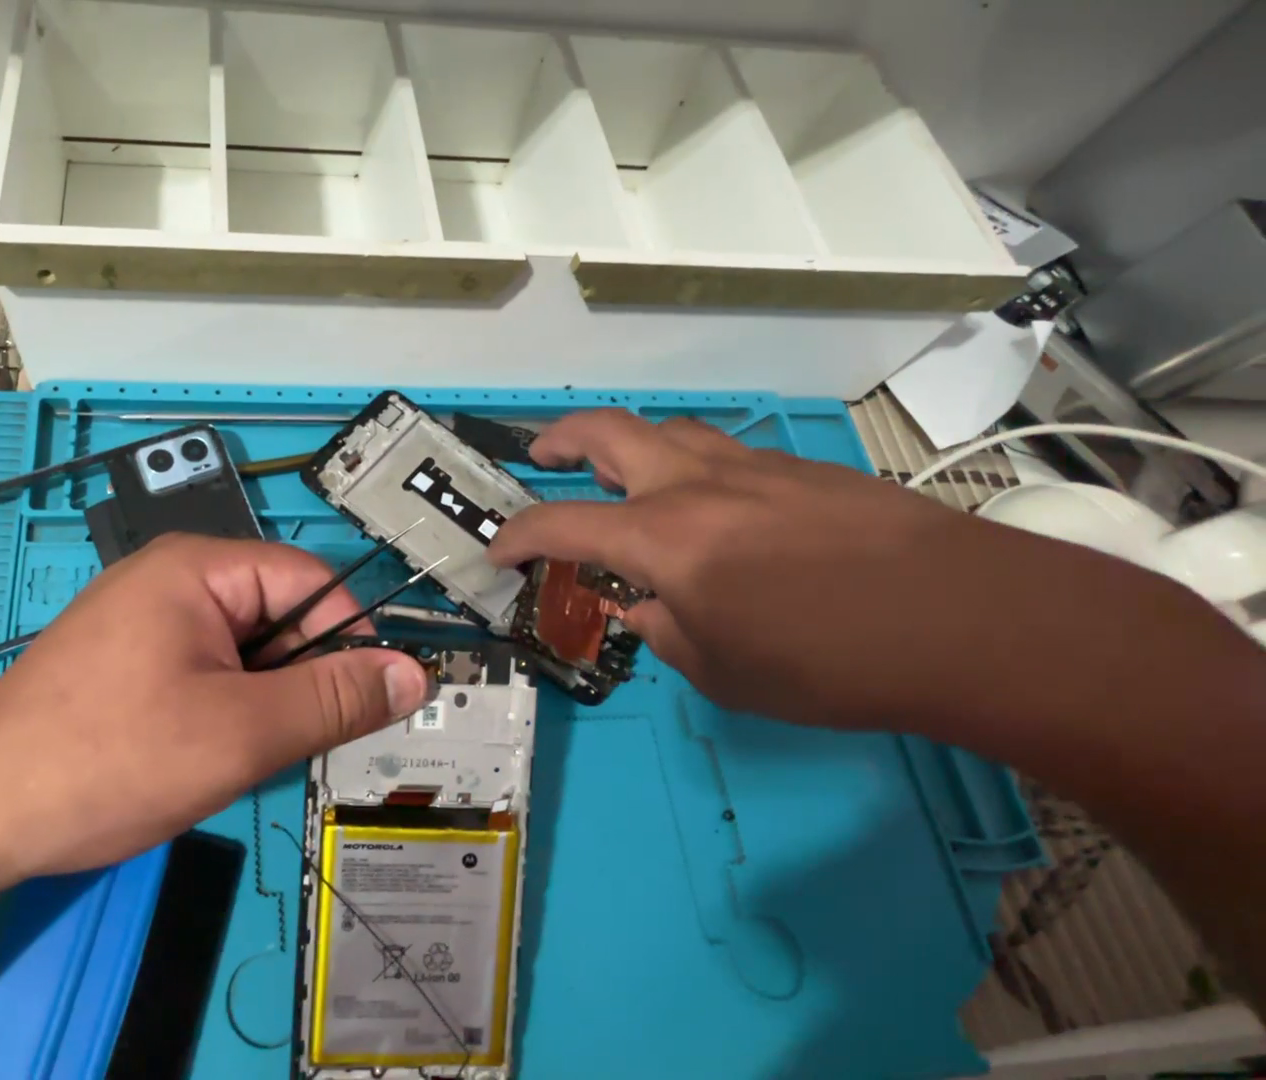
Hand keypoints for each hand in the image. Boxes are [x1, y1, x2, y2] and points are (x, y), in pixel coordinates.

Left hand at [0, 534, 434, 880]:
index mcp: (197, 569)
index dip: (350, 637)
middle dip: (299, 679)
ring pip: (244, 651)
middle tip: (291, 743)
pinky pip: (205, 671)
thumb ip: (333, 700)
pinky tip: (203, 756)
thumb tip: (413, 673)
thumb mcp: (240, 733)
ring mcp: (142, 621)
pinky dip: (224, 711)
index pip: (310, 580)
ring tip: (238, 756)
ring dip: (262, 702)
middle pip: (277, 614)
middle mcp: (170, 580)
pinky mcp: (126, 661)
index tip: (366, 703)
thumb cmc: (110, 760)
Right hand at [487, 409, 1226, 731]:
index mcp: (664, 537)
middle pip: (607, 430)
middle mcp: (697, 484)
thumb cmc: (830, 663)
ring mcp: (753, 467)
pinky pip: (722, 452)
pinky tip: (707, 506)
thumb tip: (649, 608)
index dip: (517, 536)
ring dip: (627, 445)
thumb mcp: (721, 673)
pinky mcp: (801, 469)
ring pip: (668, 430)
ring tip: (618, 476)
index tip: (496, 552)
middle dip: (559, 438)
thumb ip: (665, 632)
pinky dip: (688, 466)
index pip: (560, 523)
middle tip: (539, 457)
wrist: (972, 622)